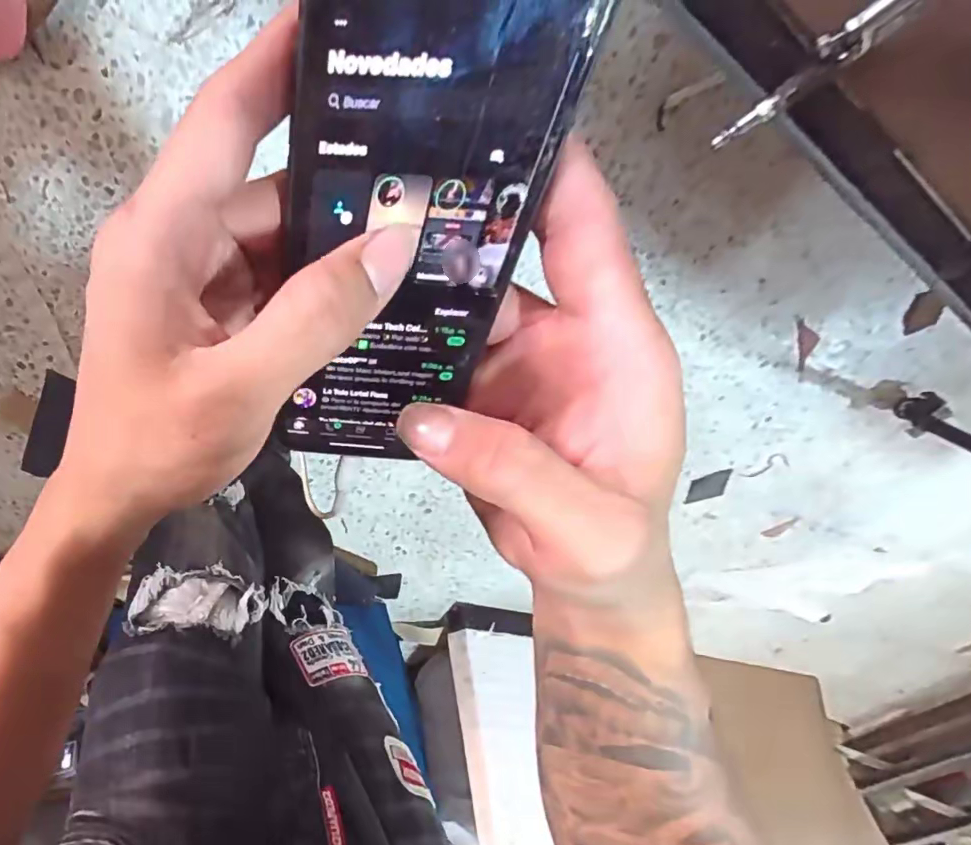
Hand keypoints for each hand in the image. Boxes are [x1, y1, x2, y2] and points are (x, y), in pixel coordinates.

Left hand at [45, 6, 417, 540]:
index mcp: (158, 238)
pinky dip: (300, 286)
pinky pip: (255, 278)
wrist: (108, 500)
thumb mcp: (241, 387)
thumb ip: (316, 314)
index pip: (224, 117)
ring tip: (406, 241)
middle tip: (423, 172)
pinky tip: (353, 295)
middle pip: (259, 183)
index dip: (281, 58)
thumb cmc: (155, 448)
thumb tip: (394, 242)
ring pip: (264, 236)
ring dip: (323, 246)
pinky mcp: (190, 310)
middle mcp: (164, 241)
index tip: (341, 19)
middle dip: (335, 182)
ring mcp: (177, 276)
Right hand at [398, 140, 685, 609]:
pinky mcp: (474, 407)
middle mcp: (561, 347)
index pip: (591, 246)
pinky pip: (433, 370)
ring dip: (415, 306)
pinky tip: (361, 349)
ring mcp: (511, 377)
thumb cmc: (611, 547)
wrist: (583, 582)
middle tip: (389, 218)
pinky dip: (402, 360)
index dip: (561, 185)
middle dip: (453, 244)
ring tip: (356, 281)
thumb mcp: (580, 517)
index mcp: (613, 349)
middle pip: (504, 274)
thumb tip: (420, 419)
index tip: (512, 136)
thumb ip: (508, 467)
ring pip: (458, 322)